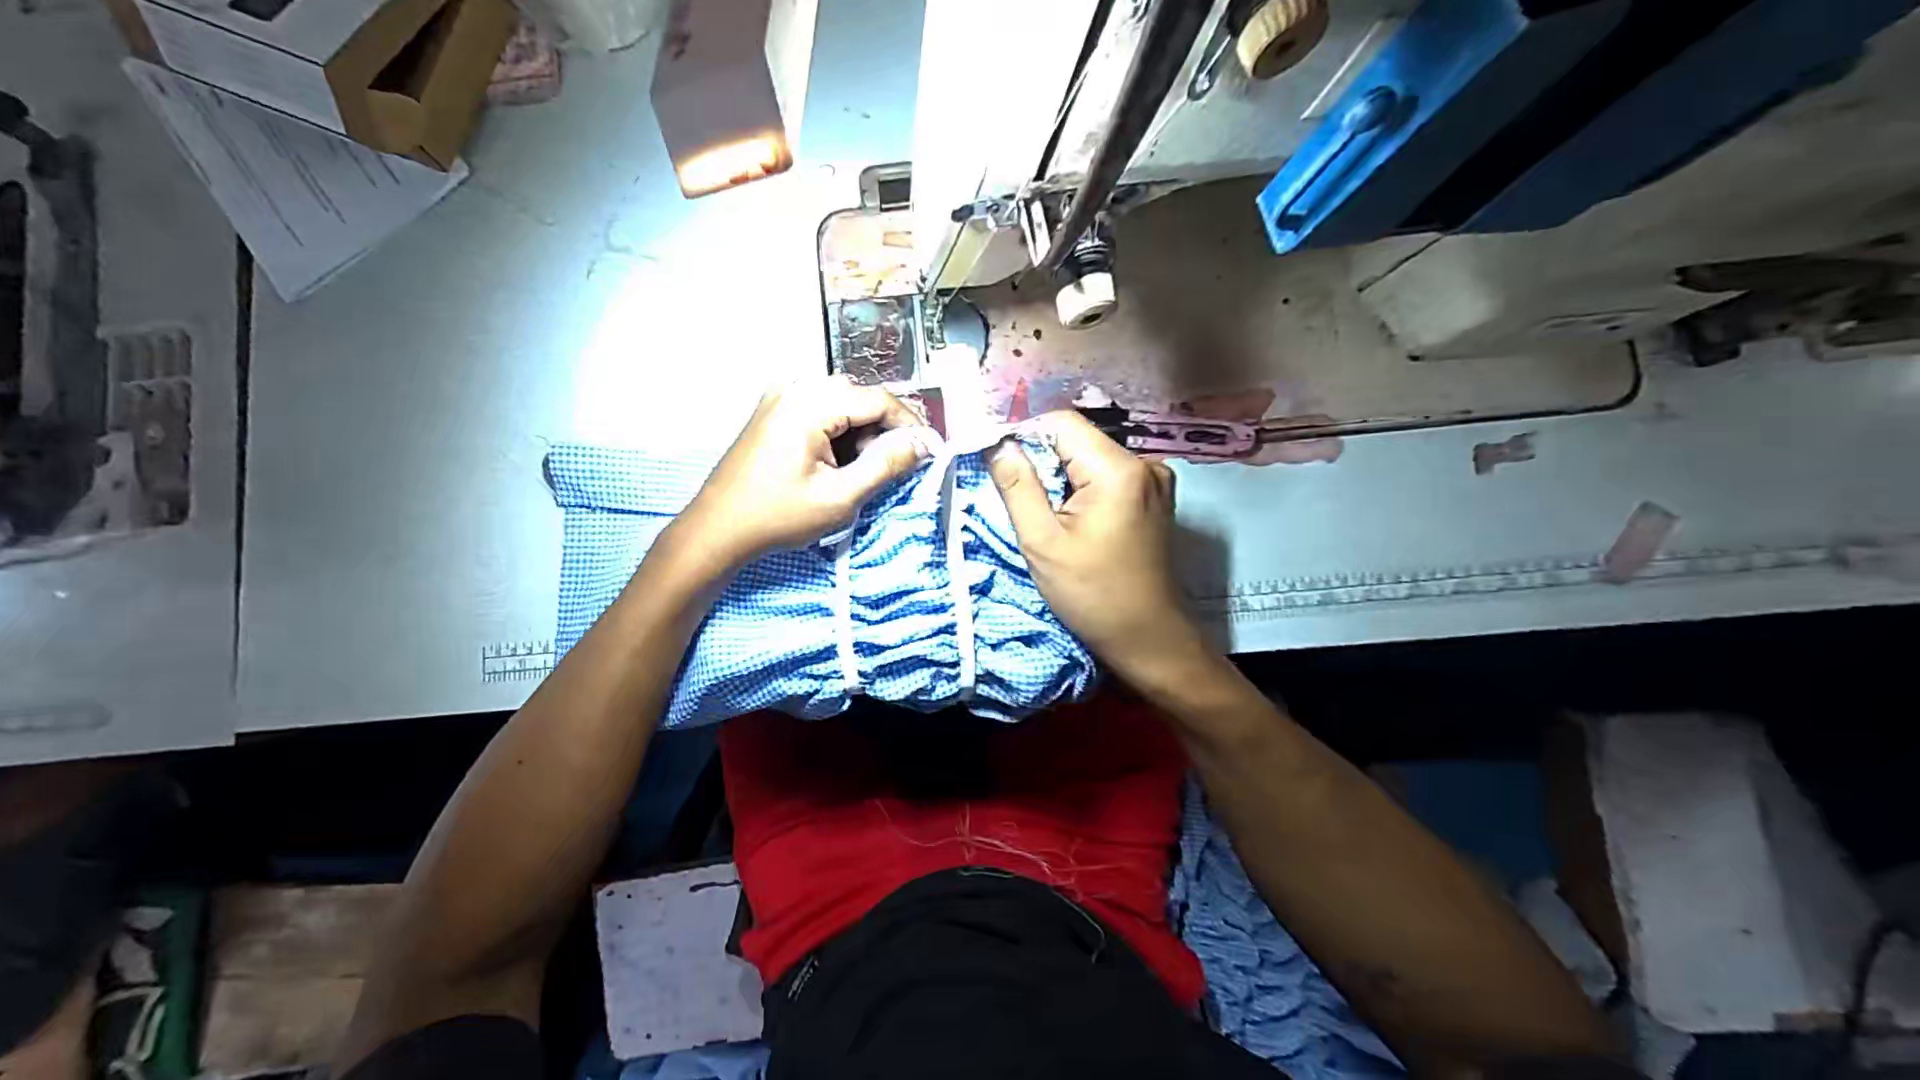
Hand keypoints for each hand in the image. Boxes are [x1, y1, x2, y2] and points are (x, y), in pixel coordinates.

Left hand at [676, 376, 932, 568]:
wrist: (718, 529)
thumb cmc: (777, 516)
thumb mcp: (840, 496)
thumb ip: (886, 465)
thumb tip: (922, 443)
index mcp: (809, 403)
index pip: (878, 399)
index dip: (910, 425)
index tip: (929, 452)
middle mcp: (794, 387)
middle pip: (860, 398)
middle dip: (882, 431)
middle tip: (888, 470)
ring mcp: (781, 396)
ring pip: (843, 404)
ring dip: (861, 434)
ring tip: (856, 473)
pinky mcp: (774, 411)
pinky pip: (821, 410)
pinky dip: (839, 433)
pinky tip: (834, 465)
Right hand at [988, 411, 1209, 682]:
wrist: (1147, 636)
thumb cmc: (1092, 594)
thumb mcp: (1041, 542)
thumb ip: (1017, 486)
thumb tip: (997, 444)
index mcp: (1118, 470)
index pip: (1061, 423)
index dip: (1024, 437)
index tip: (1001, 468)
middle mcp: (1144, 463)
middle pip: (1077, 440)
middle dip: (1043, 462)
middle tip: (1023, 502)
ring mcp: (1155, 479)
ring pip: (1090, 458)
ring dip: (1062, 478)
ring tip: (1050, 518)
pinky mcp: (1155, 496)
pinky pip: (1108, 476)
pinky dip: (1084, 489)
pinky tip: (1076, 523)